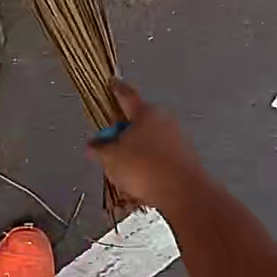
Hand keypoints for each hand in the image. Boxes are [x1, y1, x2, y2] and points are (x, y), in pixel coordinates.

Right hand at [85, 80, 211, 210]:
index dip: (116, 90)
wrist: (181, 192)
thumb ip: (98, 148)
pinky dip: (147, 165)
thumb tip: (93, 145)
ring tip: (123, 171)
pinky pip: (159, 157)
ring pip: (148, 141)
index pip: (127, 96)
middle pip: (137, 122)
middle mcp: (164, 121)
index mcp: (146, 113)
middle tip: (108, 149)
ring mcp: (177, 139)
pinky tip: (139, 181)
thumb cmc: (144, 168)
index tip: (112, 84)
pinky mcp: (183, 158)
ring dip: (135, 152)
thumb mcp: (110, 158)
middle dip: (122, 133)